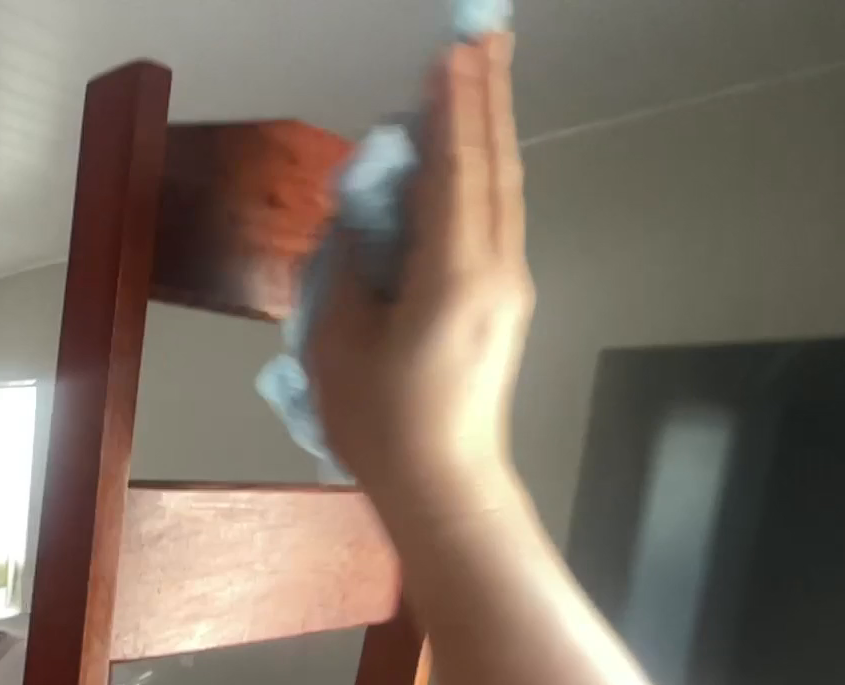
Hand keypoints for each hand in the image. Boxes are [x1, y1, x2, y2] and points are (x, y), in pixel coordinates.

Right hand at [306, 34, 533, 523]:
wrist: (440, 479)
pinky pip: (493, 224)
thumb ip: (346, 277)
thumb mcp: (337, 347)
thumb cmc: (378, 422)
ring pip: (501, 194)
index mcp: (453, 277)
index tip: (446, 57)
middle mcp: (496, 269)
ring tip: (473, 89)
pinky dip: (478, 181)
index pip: (455, 174)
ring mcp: (507, 286)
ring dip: (485, 137)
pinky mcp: (501, 304)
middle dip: (483, 104)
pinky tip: (462, 168)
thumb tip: (354, 229)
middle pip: (493, 170)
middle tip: (477, 45)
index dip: (449, 113)